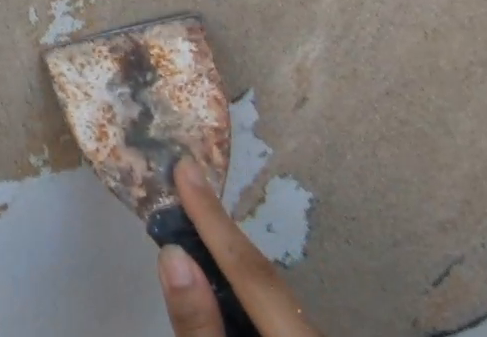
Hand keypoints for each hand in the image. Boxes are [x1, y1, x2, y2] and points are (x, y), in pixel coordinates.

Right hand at [159, 159, 322, 335]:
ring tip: (194, 215)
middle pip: (265, 275)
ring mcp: (314, 331)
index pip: (249, 269)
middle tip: (184, 178)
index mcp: (296, 333)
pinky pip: (276, 305)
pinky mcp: (301, 335)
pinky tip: (221, 270)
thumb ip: (199, 323)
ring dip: (231, 254)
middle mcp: (314, 327)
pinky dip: (244, 281)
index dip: (212, 218)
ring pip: (273, 291)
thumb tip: (172, 255)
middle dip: (220, 228)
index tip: (184, 166)